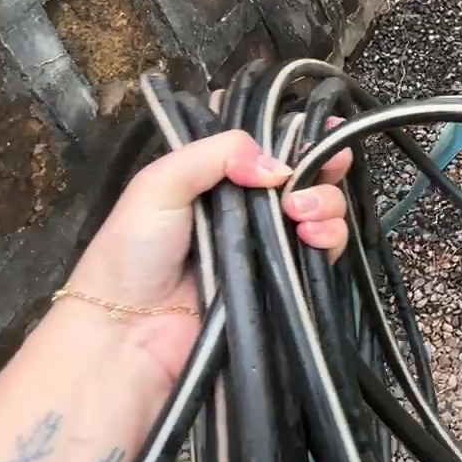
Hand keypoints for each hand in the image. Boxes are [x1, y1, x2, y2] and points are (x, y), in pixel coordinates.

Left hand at [63, 129, 353, 383]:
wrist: (130, 335)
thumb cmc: (133, 255)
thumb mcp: (158, 185)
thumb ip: (217, 154)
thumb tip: (280, 169)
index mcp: (222, 176)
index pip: (272, 143)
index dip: (302, 131)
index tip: (328, 125)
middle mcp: (254, 202)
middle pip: (308, 169)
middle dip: (325, 161)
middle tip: (328, 164)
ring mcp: (273, 238)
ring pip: (324, 203)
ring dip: (325, 199)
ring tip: (301, 212)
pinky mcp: (289, 273)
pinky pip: (328, 244)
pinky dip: (330, 233)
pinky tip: (312, 236)